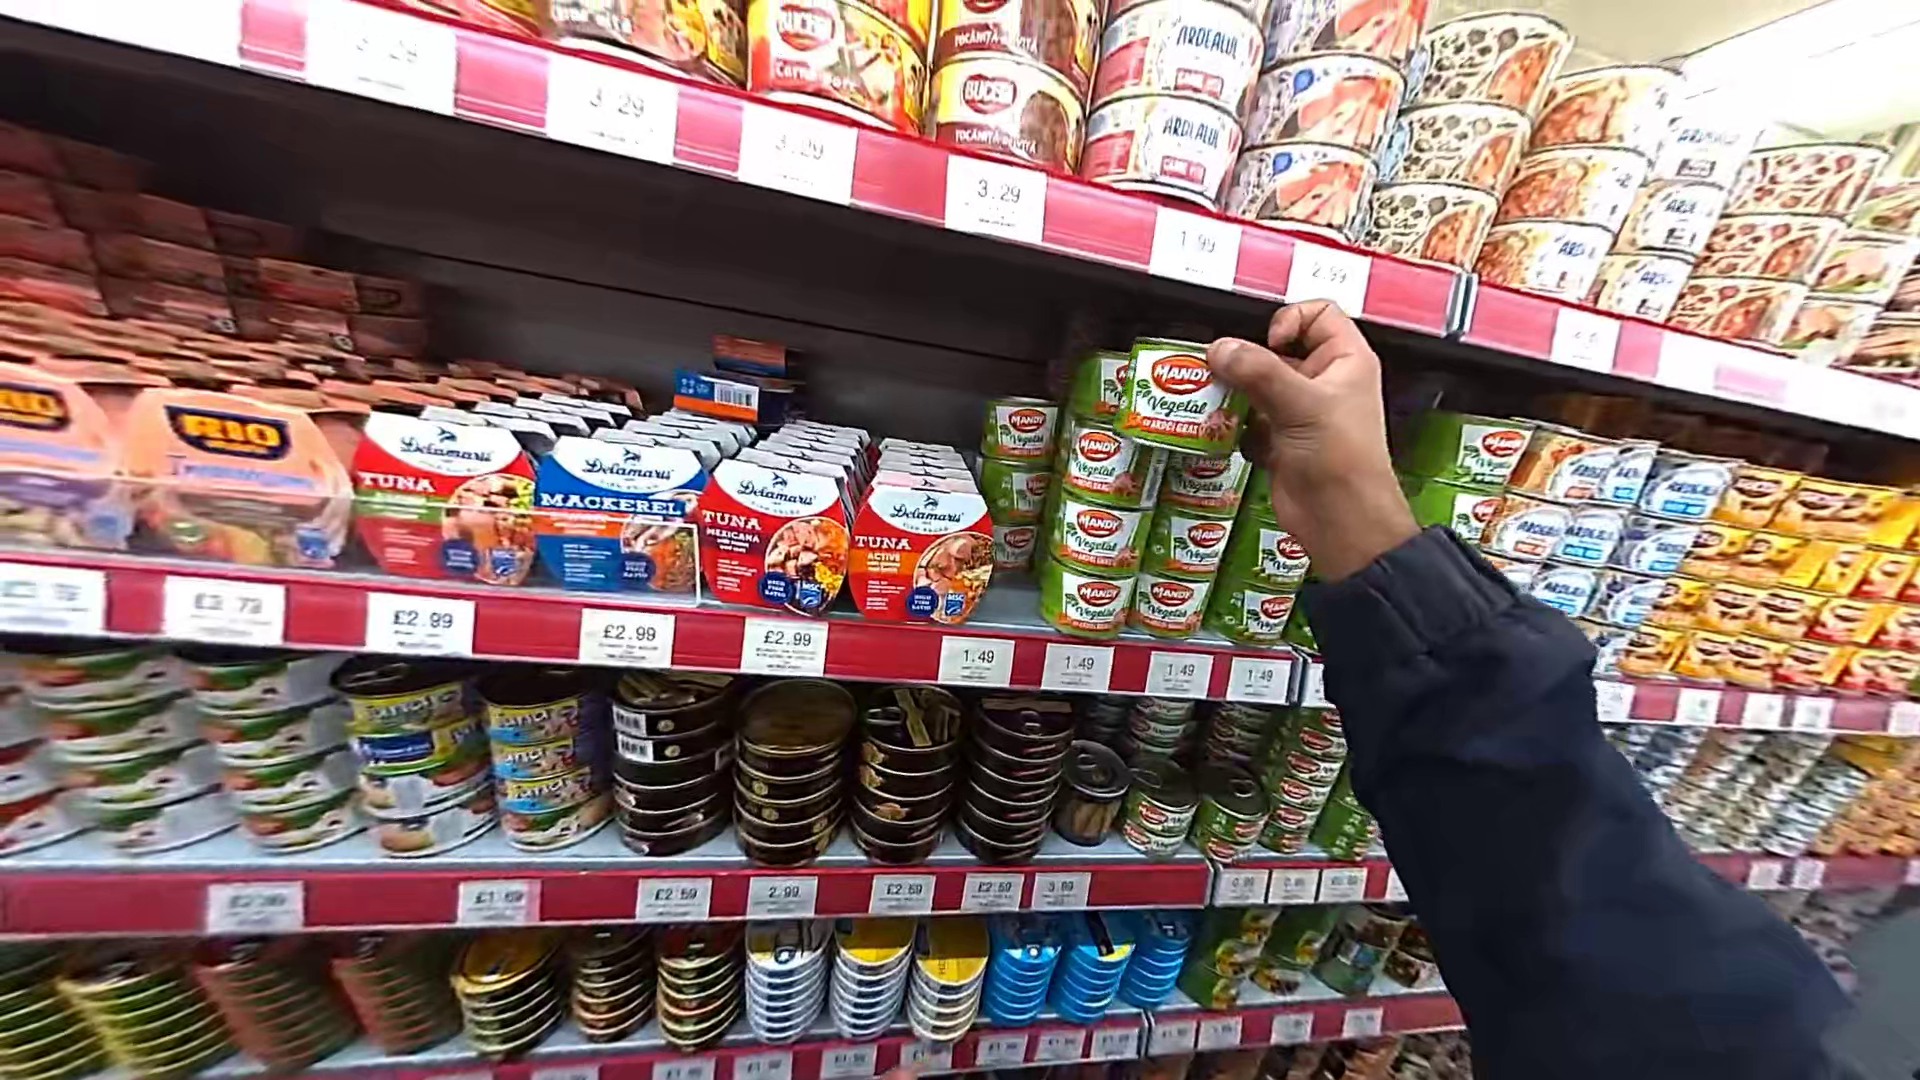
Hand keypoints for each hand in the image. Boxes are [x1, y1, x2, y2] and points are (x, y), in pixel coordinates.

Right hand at [1208, 301, 1417, 581]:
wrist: (1337, 519)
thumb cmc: (1340, 459)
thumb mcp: (1301, 405)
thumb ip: (1258, 372)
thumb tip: (1219, 348)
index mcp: (1342, 361)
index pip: (1316, 314)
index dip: (1288, 320)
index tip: (1264, 344)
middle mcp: (1319, 382)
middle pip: (1274, 351)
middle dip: (1243, 360)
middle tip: (1215, 372)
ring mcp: (1295, 413)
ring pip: (1254, 386)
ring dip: (1230, 393)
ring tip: (1209, 400)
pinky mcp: (1275, 440)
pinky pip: (1244, 419)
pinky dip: (1230, 423)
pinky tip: (1220, 430)